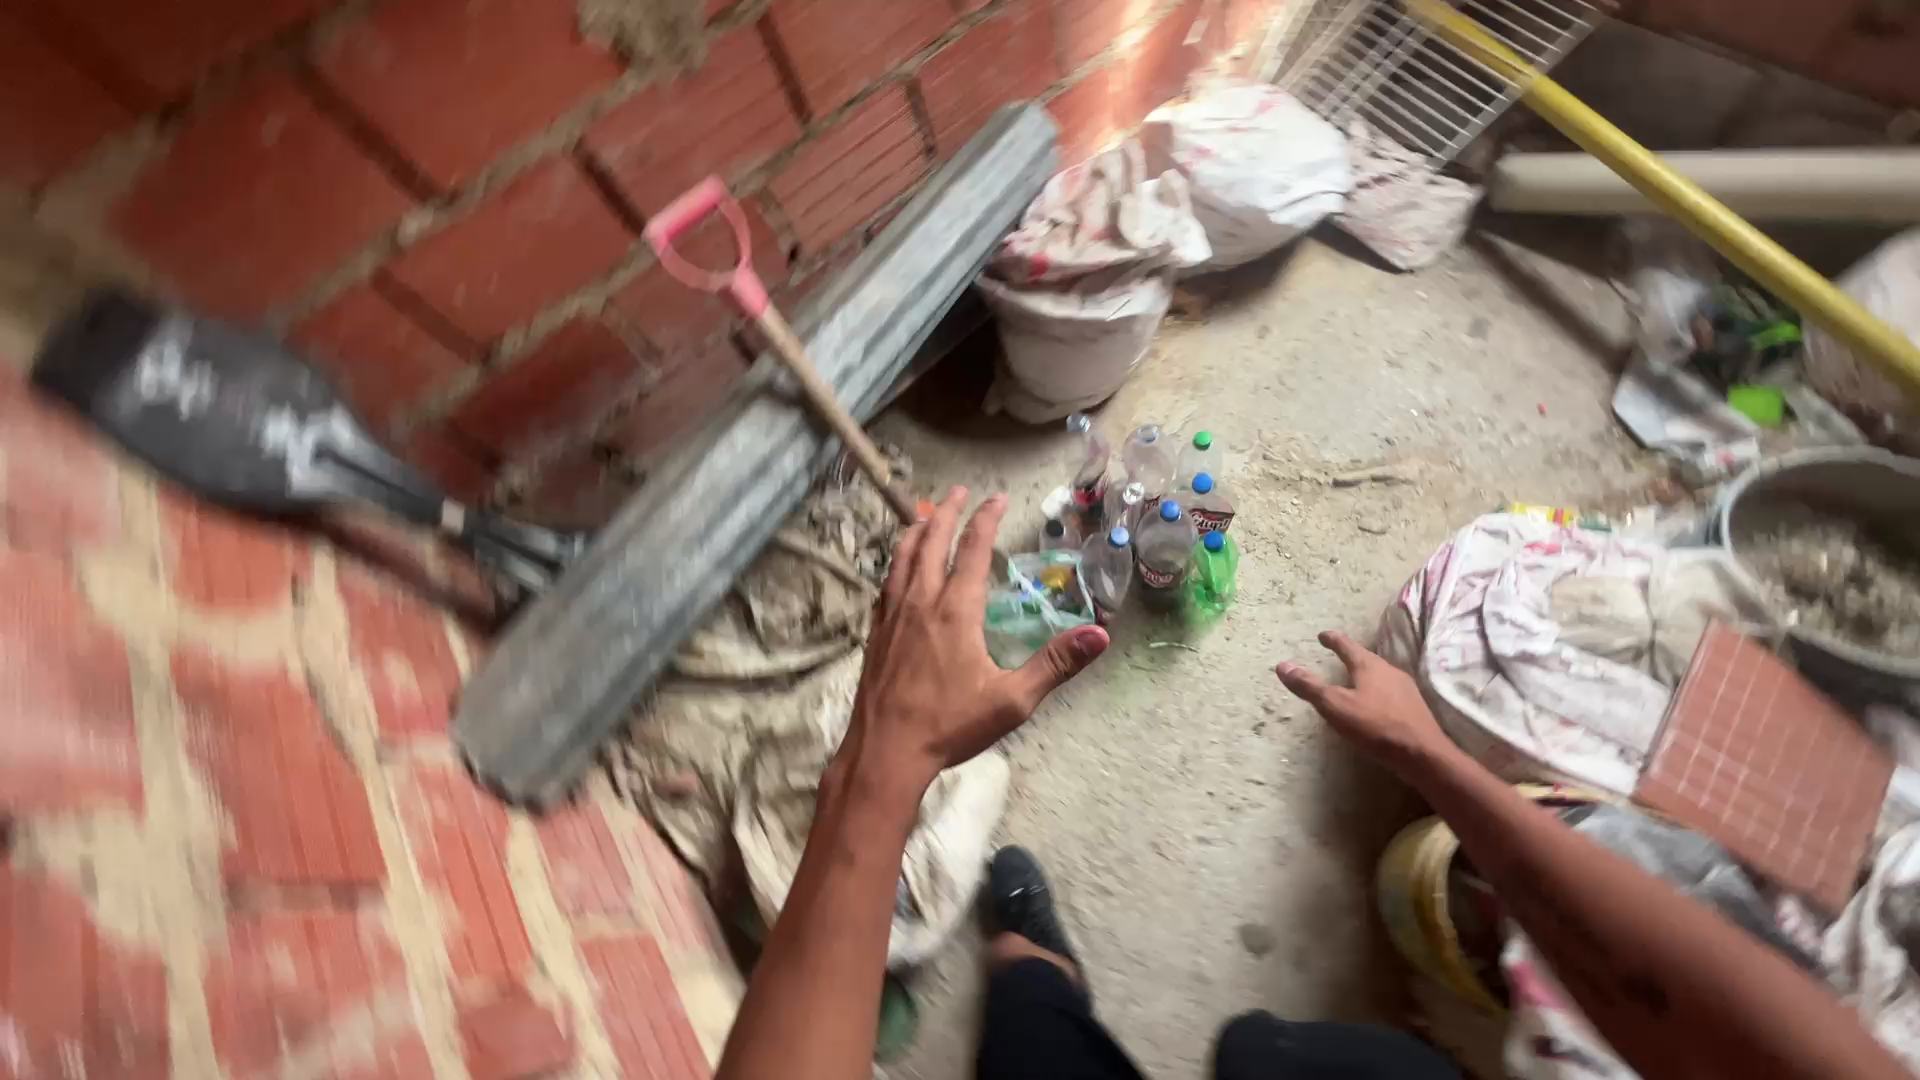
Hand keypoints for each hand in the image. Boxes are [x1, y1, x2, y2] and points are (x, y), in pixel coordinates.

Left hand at [839, 487, 1109, 789]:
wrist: (884, 752)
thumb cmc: (949, 726)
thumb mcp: (1012, 700)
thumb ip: (1056, 664)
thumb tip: (1100, 634)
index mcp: (955, 610)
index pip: (973, 550)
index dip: (986, 519)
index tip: (996, 498)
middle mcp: (921, 602)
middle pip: (931, 542)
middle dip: (947, 512)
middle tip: (959, 492)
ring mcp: (892, 616)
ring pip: (901, 558)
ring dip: (916, 530)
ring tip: (926, 515)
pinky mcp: (875, 633)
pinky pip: (885, 584)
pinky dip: (894, 563)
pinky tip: (897, 569)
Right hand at [1275, 631, 1456, 771]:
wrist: (1422, 755)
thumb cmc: (1375, 725)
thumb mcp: (1334, 705)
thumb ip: (1308, 686)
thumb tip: (1282, 665)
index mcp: (1369, 666)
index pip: (1347, 646)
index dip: (1333, 640)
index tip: (1322, 635)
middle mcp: (1390, 671)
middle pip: (1366, 658)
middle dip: (1351, 656)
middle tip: (1337, 654)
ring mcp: (1405, 690)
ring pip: (1380, 675)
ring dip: (1365, 674)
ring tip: (1353, 678)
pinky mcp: (1414, 708)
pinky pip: (1389, 691)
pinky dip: (1376, 691)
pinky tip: (1373, 702)